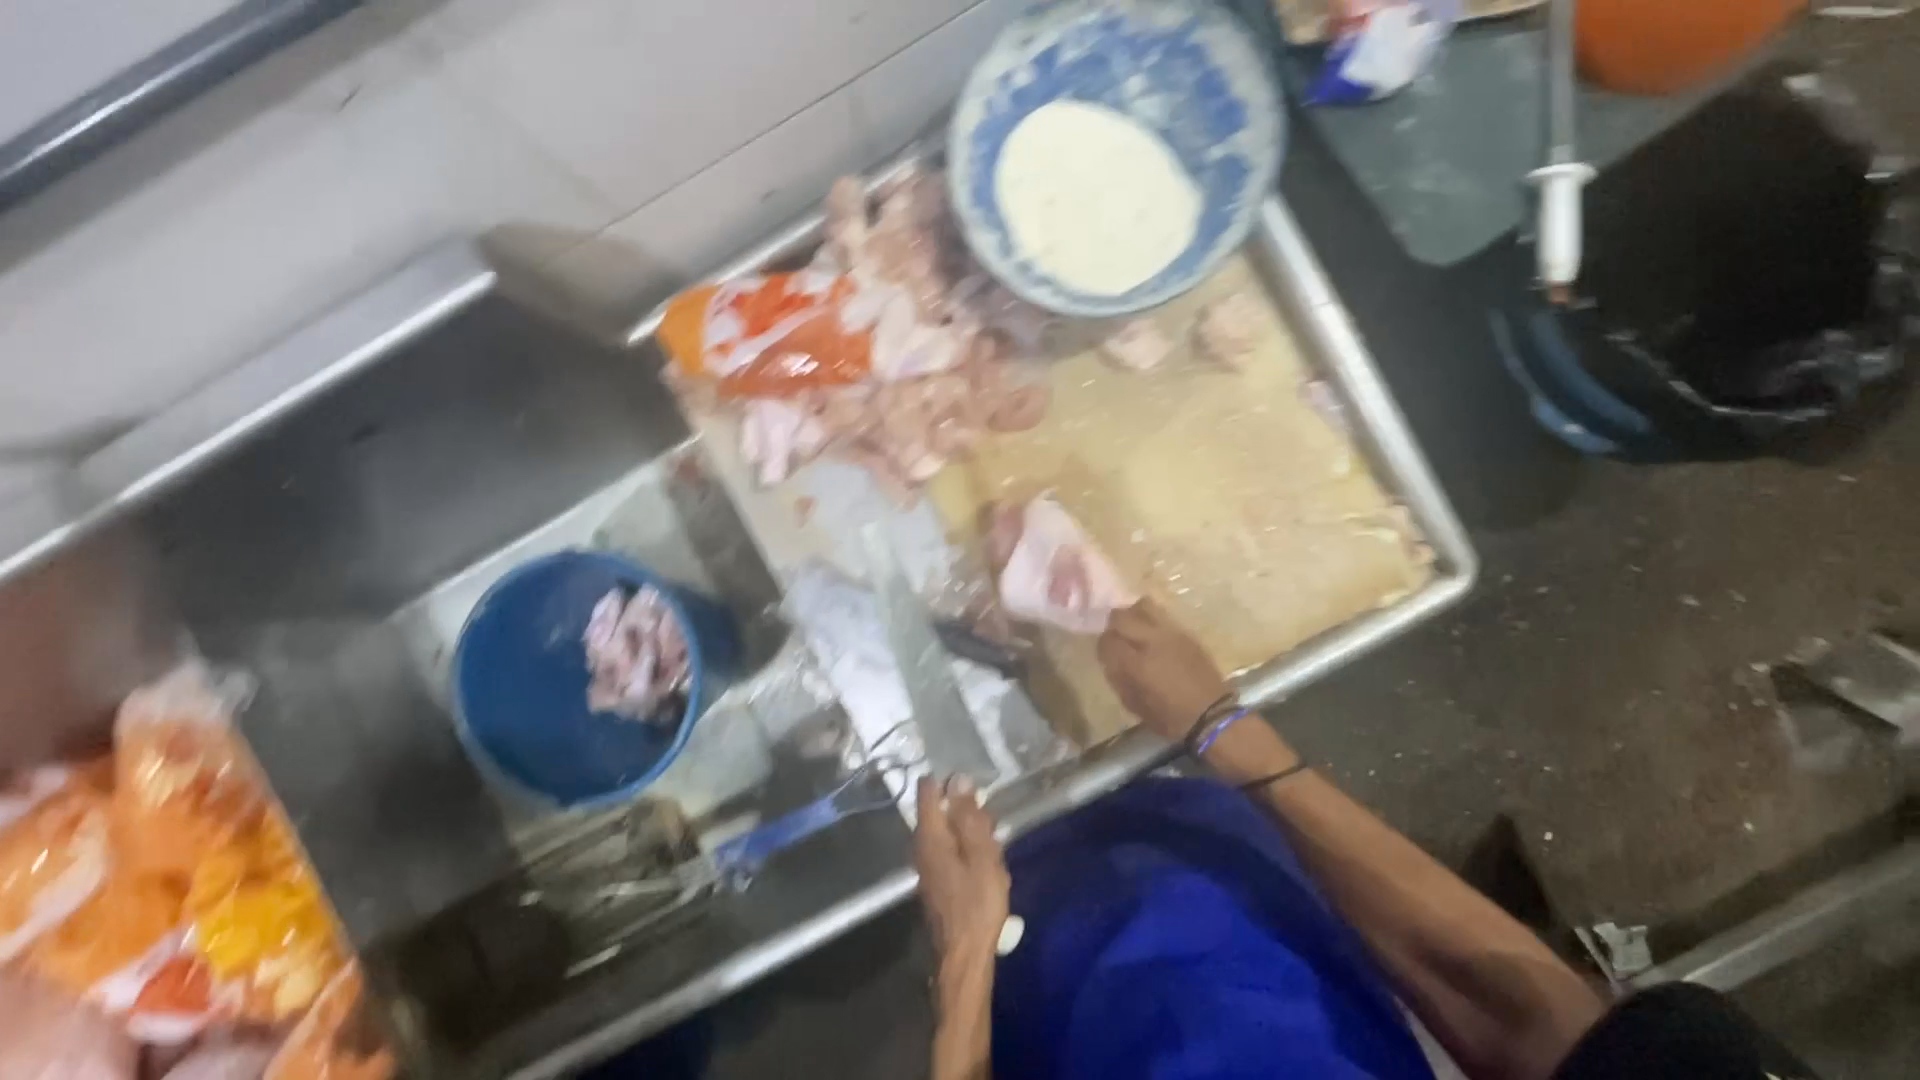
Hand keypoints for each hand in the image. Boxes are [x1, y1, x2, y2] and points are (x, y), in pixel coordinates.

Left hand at [914, 776, 1010, 967]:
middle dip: (965, 810)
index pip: (928, 790)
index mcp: (930, 835)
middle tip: (992, 826)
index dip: (950, 782)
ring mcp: (926, 864)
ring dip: (969, 833)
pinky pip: (949, 850)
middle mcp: (921, 845)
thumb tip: (957, 778)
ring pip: (946, 832)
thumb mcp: (982, 855)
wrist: (963, 956)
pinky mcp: (935, 880)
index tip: (975, 787)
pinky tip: (985, 865)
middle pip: (939, 811)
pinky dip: (966, 850)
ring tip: (993, 846)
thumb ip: (969, 816)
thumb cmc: (977, 904)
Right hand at [1097, 599, 1231, 739]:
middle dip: (1113, 625)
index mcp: (1136, 664)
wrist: (1212, 715)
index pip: (1107, 640)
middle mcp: (1151, 642)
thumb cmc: (1170, 718)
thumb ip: (1117, 678)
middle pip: (1121, 616)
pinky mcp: (1187, 632)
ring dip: (1133, 615)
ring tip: (1135, 629)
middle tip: (1117, 638)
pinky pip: (1163, 615)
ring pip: (1143, 606)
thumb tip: (1110, 660)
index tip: (1106, 654)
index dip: (1103, 646)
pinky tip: (1154, 634)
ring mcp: (1171, 633)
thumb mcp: (1134, 705)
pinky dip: (1152, 620)